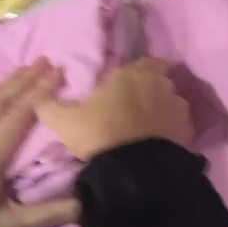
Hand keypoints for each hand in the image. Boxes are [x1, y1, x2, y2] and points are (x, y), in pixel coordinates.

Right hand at [37, 58, 192, 160]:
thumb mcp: (62, 120)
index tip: (128, 82)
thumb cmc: (97, 133)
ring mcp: (177, 102)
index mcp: (130, 74)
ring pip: (171, 98)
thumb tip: (39, 96)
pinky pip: (179, 119)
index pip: (145, 62)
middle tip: (135, 102)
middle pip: (159, 78)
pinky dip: (171, 124)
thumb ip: (50, 104)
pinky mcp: (188, 123)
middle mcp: (159, 82)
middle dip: (150, 86)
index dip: (139, 70)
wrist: (134, 164)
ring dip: (161, 105)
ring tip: (146, 122)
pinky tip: (159, 135)